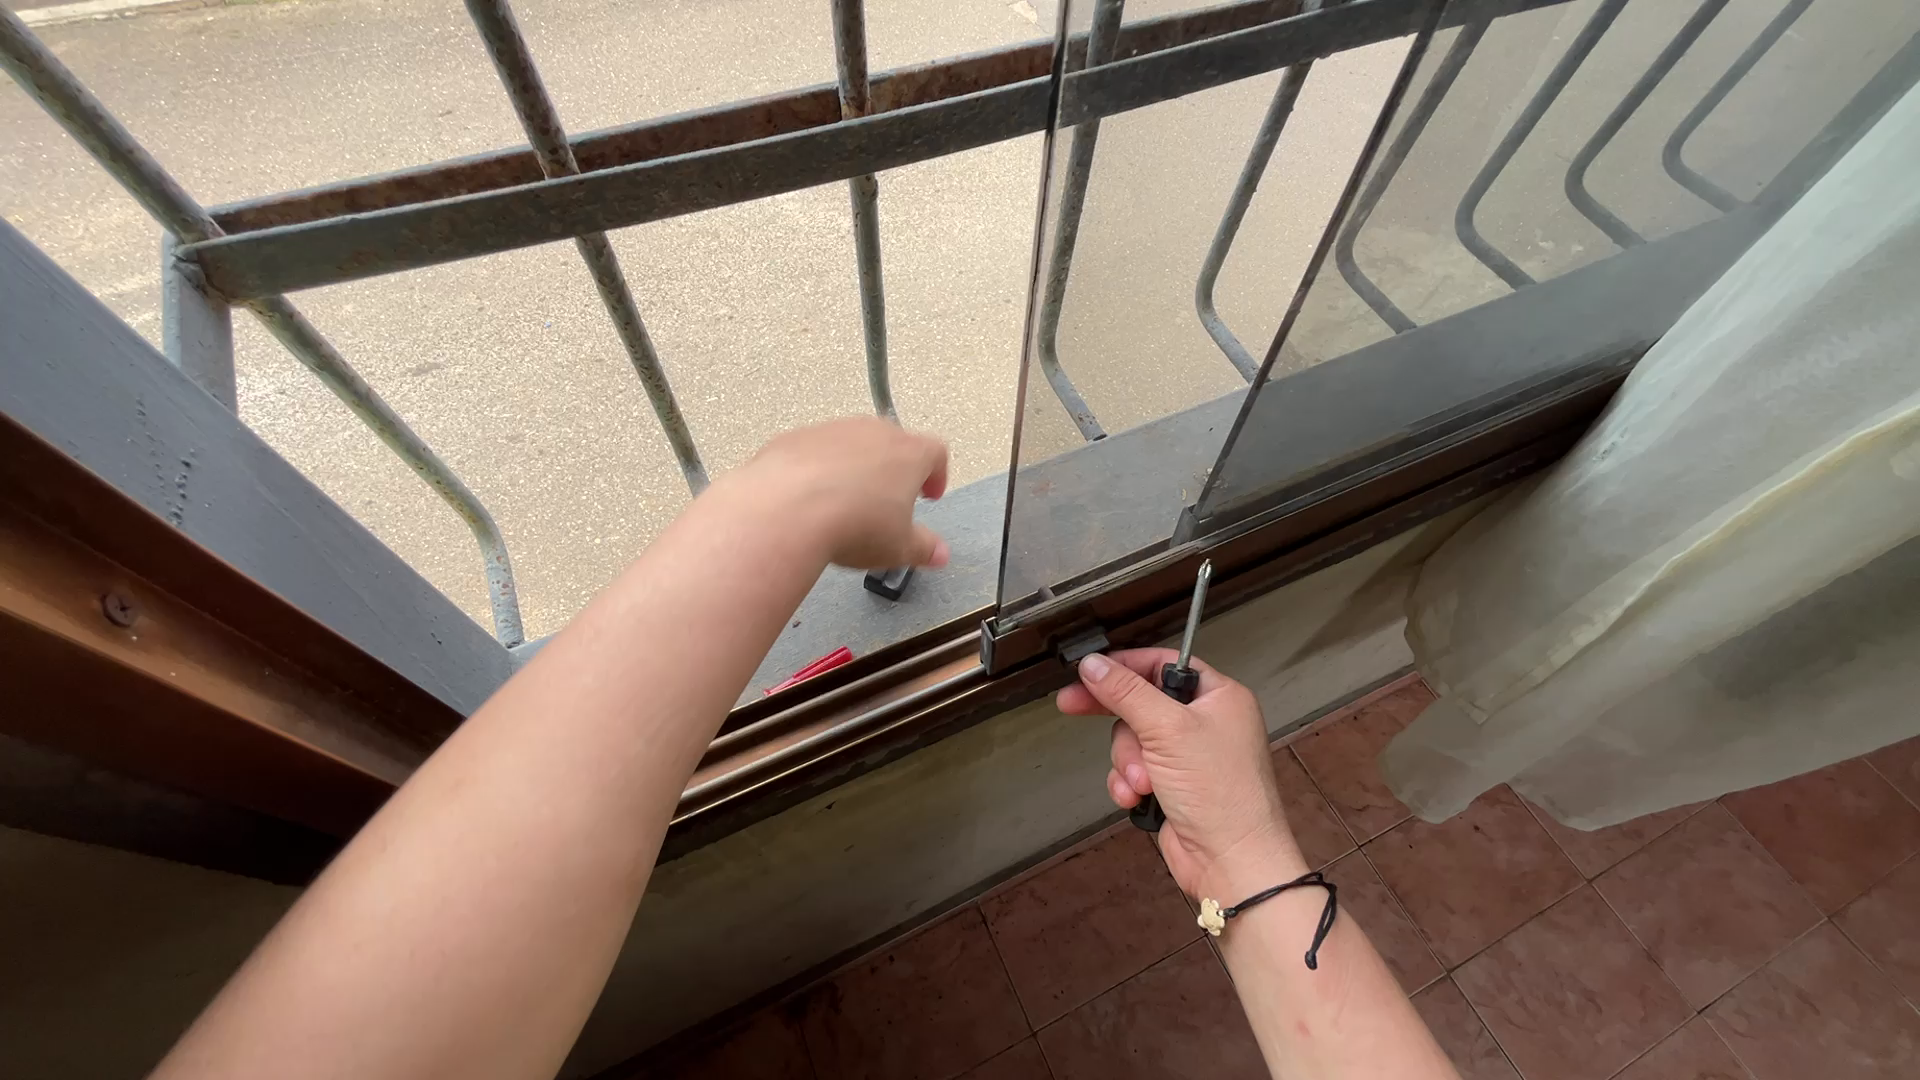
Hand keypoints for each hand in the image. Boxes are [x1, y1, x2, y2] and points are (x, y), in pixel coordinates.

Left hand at [737, 417, 950, 570]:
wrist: (786, 510)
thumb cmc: (855, 525)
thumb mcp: (898, 547)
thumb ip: (924, 548)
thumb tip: (940, 553)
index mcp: (909, 453)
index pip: (936, 452)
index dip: (936, 475)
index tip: (930, 495)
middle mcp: (874, 431)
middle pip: (894, 442)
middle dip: (894, 470)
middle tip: (889, 501)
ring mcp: (832, 430)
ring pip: (852, 444)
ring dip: (855, 467)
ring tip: (845, 502)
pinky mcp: (796, 437)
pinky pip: (815, 451)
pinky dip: (818, 470)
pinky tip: (809, 499)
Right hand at [1058, 650, 1305, 899]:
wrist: (1231, 864)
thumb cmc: (1223, 796)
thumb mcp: (1167, 729)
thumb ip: (1126, 692)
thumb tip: (1094, 665)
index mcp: (1218, 696)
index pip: (1162, 664)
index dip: (1125, 667)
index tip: (1090, 672)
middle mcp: (1205, 722)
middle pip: (1140, 702)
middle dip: (1119, 722)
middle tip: (1072, 704)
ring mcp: (1188, 755)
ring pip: (1131, 739)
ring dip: (1128, 761)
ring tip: (1141, 781)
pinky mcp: (1172, 784)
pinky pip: (1133, 768)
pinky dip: (1128, 782)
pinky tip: (1136, 797)